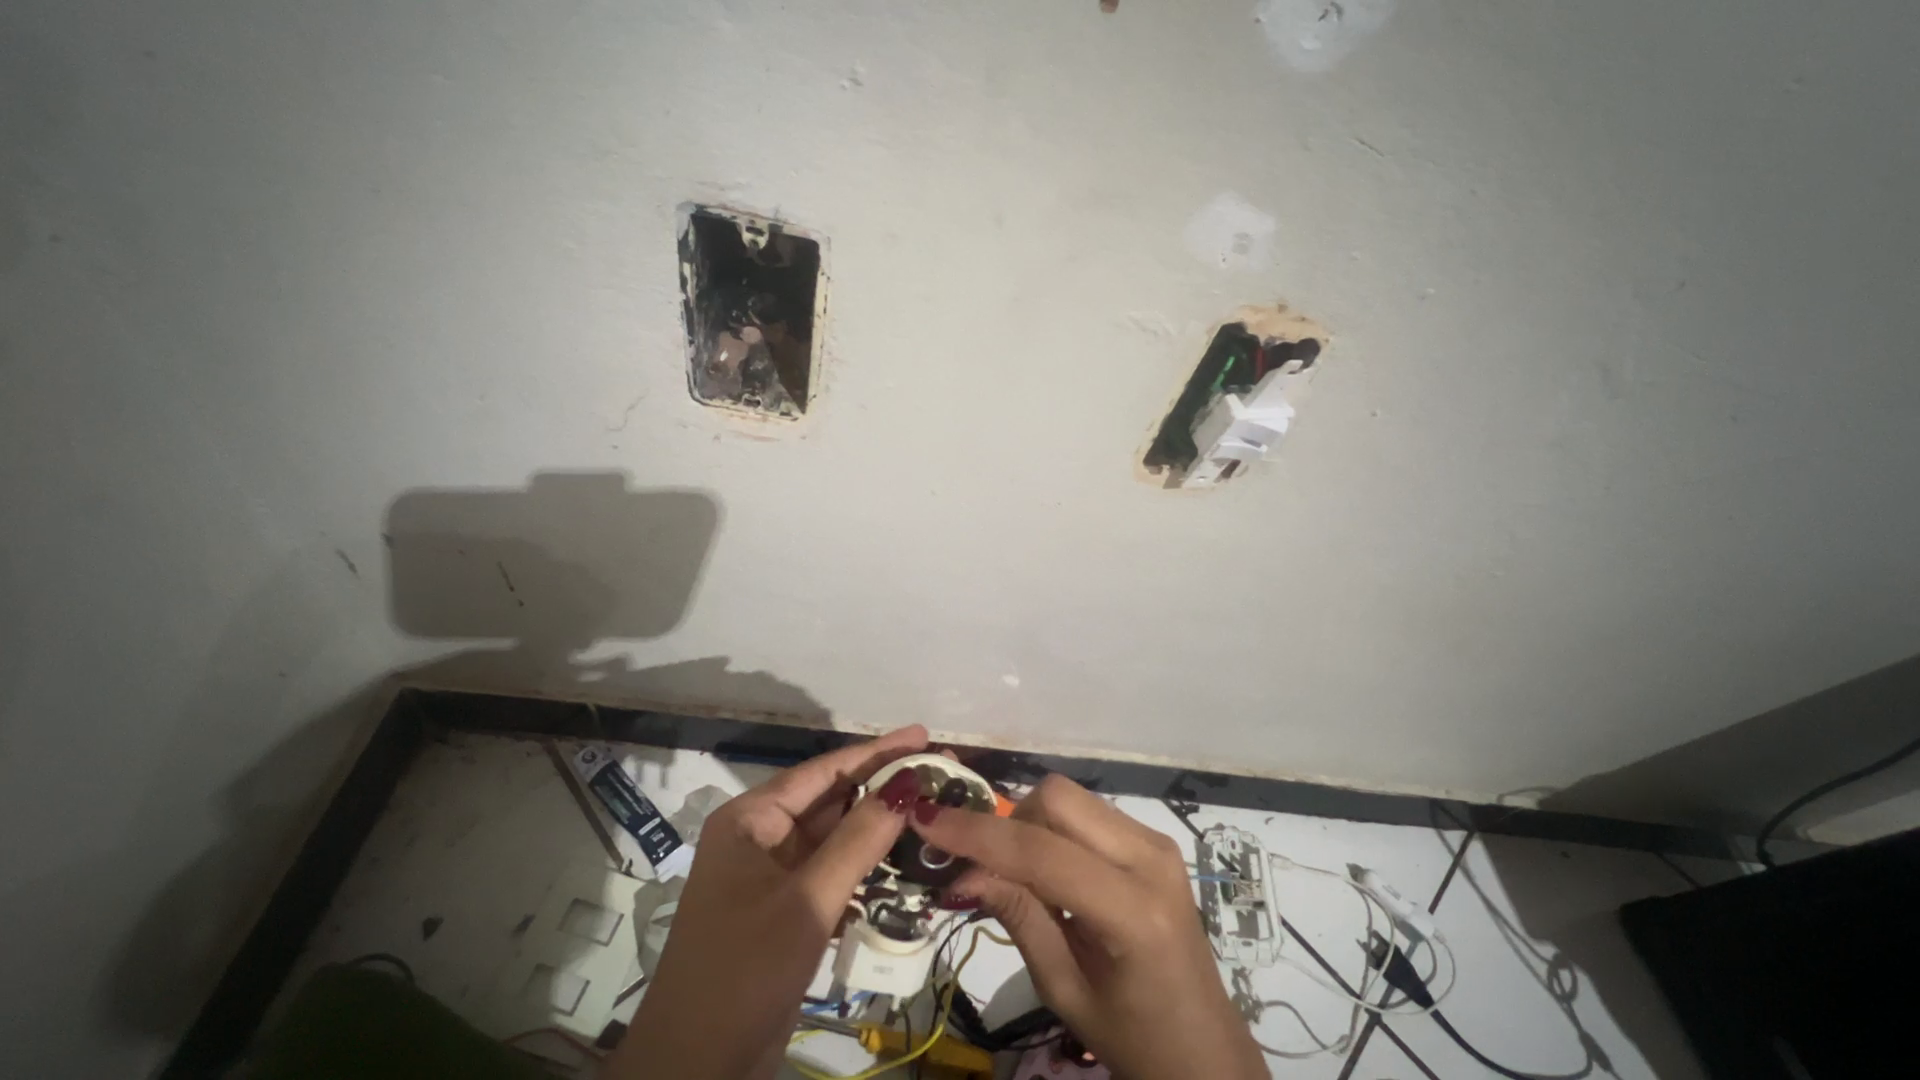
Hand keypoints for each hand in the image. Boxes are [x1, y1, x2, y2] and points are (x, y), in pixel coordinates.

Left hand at [605, 725, 928, 1079]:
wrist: (697, 1063)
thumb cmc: (745, 969)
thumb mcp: (807, 900)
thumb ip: (859, 840)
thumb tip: (908, 784)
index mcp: (751, 820)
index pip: (823, 771)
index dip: (877, 752)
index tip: (925, 736)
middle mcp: (760, 837)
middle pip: (831, 800)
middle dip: (883, 788)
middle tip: (941, 775)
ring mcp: (772, 876)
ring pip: (834, 839)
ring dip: (878, 829)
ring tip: (933, 811)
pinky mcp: (785, 912)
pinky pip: (832, 874)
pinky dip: (865, 868)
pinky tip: (904, 863)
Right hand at [909, 775, 1266, 1079]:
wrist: (1204, 1048)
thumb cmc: (1132, 1035)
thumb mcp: (1063, 987)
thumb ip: (1017, 915)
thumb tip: (961, 871)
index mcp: (1132, 910)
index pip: (1040, 851)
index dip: (977, 833)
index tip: (924, 821)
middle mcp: (1150, 859)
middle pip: (1056, 798)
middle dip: (1007, 821)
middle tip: (983, 866)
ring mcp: (1157, 843)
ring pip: (1070, 799)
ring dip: (1029, 823)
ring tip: (1015, 875)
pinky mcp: (1155, 841)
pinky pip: (1088, 812)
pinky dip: (1054, 829)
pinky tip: (1049, 873)